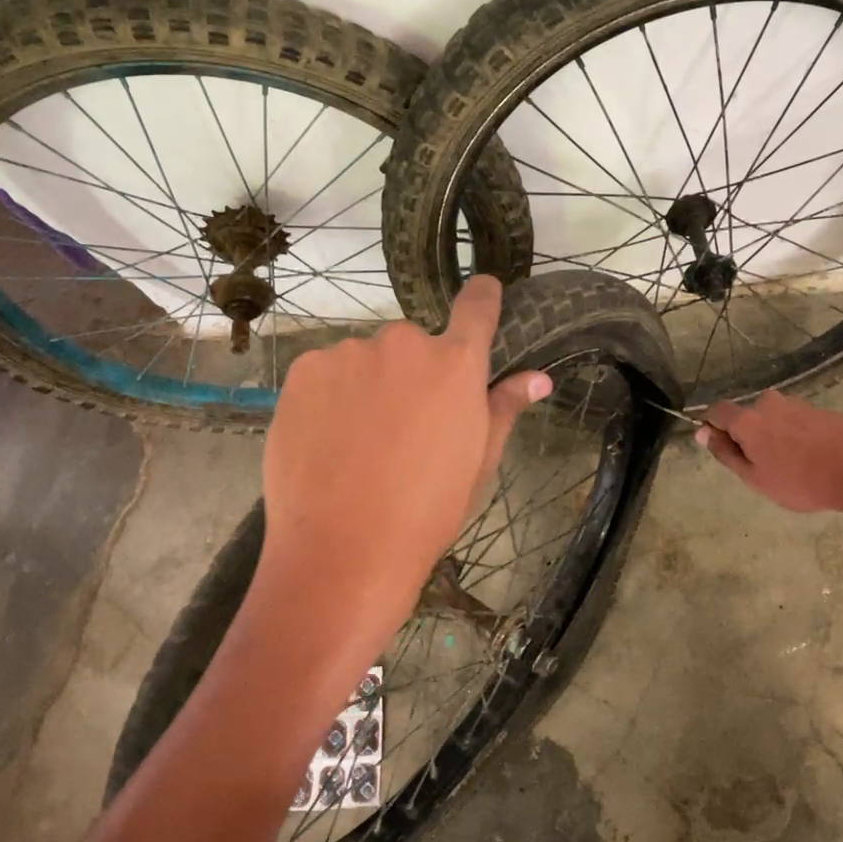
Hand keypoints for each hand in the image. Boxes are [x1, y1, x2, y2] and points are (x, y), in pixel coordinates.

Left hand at [257, 276, 551, 652]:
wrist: (343, 552)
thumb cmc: (428, 512)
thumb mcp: (478, 463)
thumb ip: (504, 408)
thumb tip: (538, 377)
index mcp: (456, 365)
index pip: (477, 307)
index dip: (483, 297)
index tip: (483, 290)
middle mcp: (403, 344)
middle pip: (413, 345)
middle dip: (412, 373)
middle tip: (406, 426)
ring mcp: (348, 354)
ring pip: (365, 360)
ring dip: (368, 385)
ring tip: (360, 442)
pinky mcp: (303, 372)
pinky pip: (326, 373)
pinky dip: (330, 397)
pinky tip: (328, 440)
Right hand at [698, 390, 842, 513]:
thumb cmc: (799, 481)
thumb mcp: (754, 477)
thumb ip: (725, 453)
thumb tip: (702, 433)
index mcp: (747, 419)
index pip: (716, 411)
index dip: (712, 427)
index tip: (722, 449)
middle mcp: (768, 403)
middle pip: (747, 416)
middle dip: (748, 436)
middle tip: (762, 466)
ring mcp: (796, 403)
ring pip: (772, 418)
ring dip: (774, 436)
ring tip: (790, 465)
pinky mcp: (819, 409)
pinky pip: (796, 420)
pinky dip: (795, 435)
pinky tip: (811, 458)